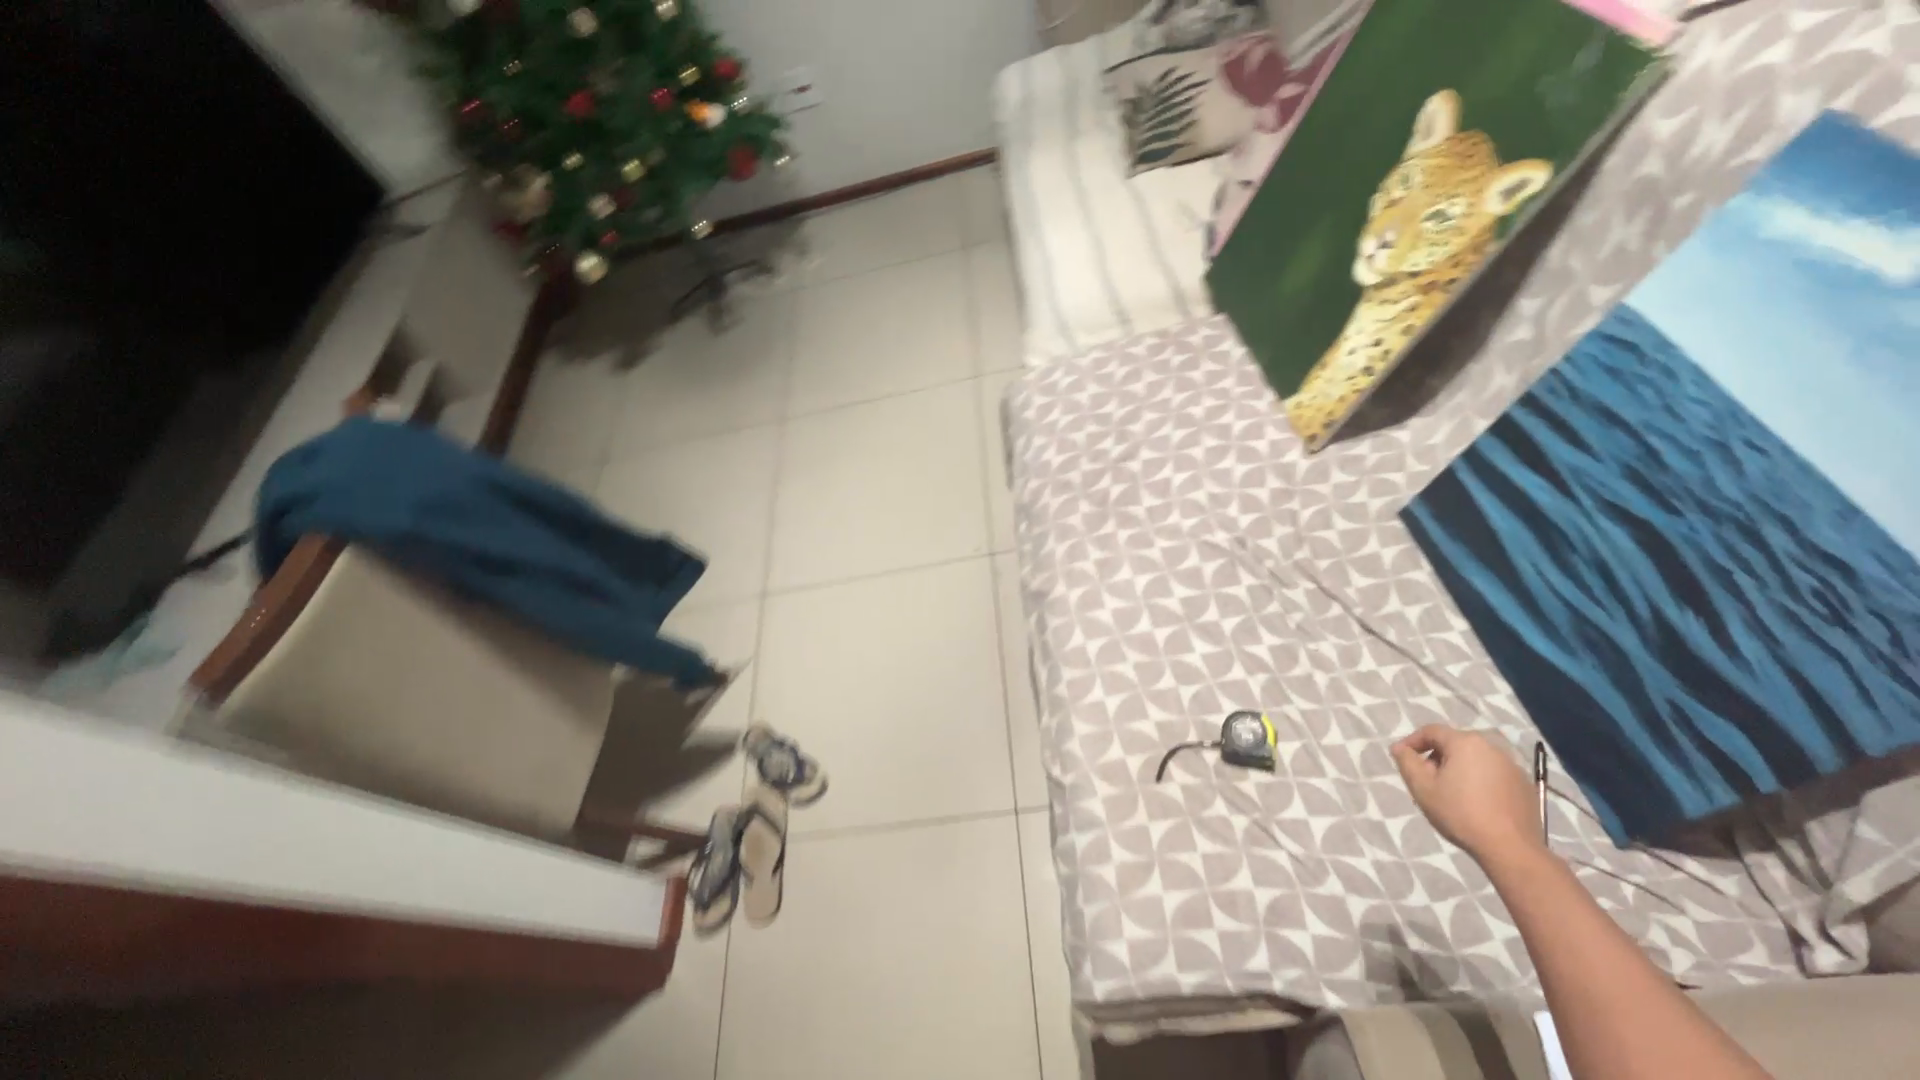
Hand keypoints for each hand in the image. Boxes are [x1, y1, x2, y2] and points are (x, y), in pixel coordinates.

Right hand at [1390, 725, 1544, 862]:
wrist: (1511, 848)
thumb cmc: (1460, 813)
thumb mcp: (1422, 788)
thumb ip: (1407, 762)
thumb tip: (1400, 748)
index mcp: (1465, 743)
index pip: (1432, 731)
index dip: (1412, 741)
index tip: (1402, 758)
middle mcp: (1492, 747)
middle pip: (1455, 744)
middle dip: (1437, 758)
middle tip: (1427, 781)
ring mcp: (1512, 766)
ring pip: (1476, 760)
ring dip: (1459, 770)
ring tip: (1452, 795)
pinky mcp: (1525, 785)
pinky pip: (1494, 775)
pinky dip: (1480, 782)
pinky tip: (1477, 804)